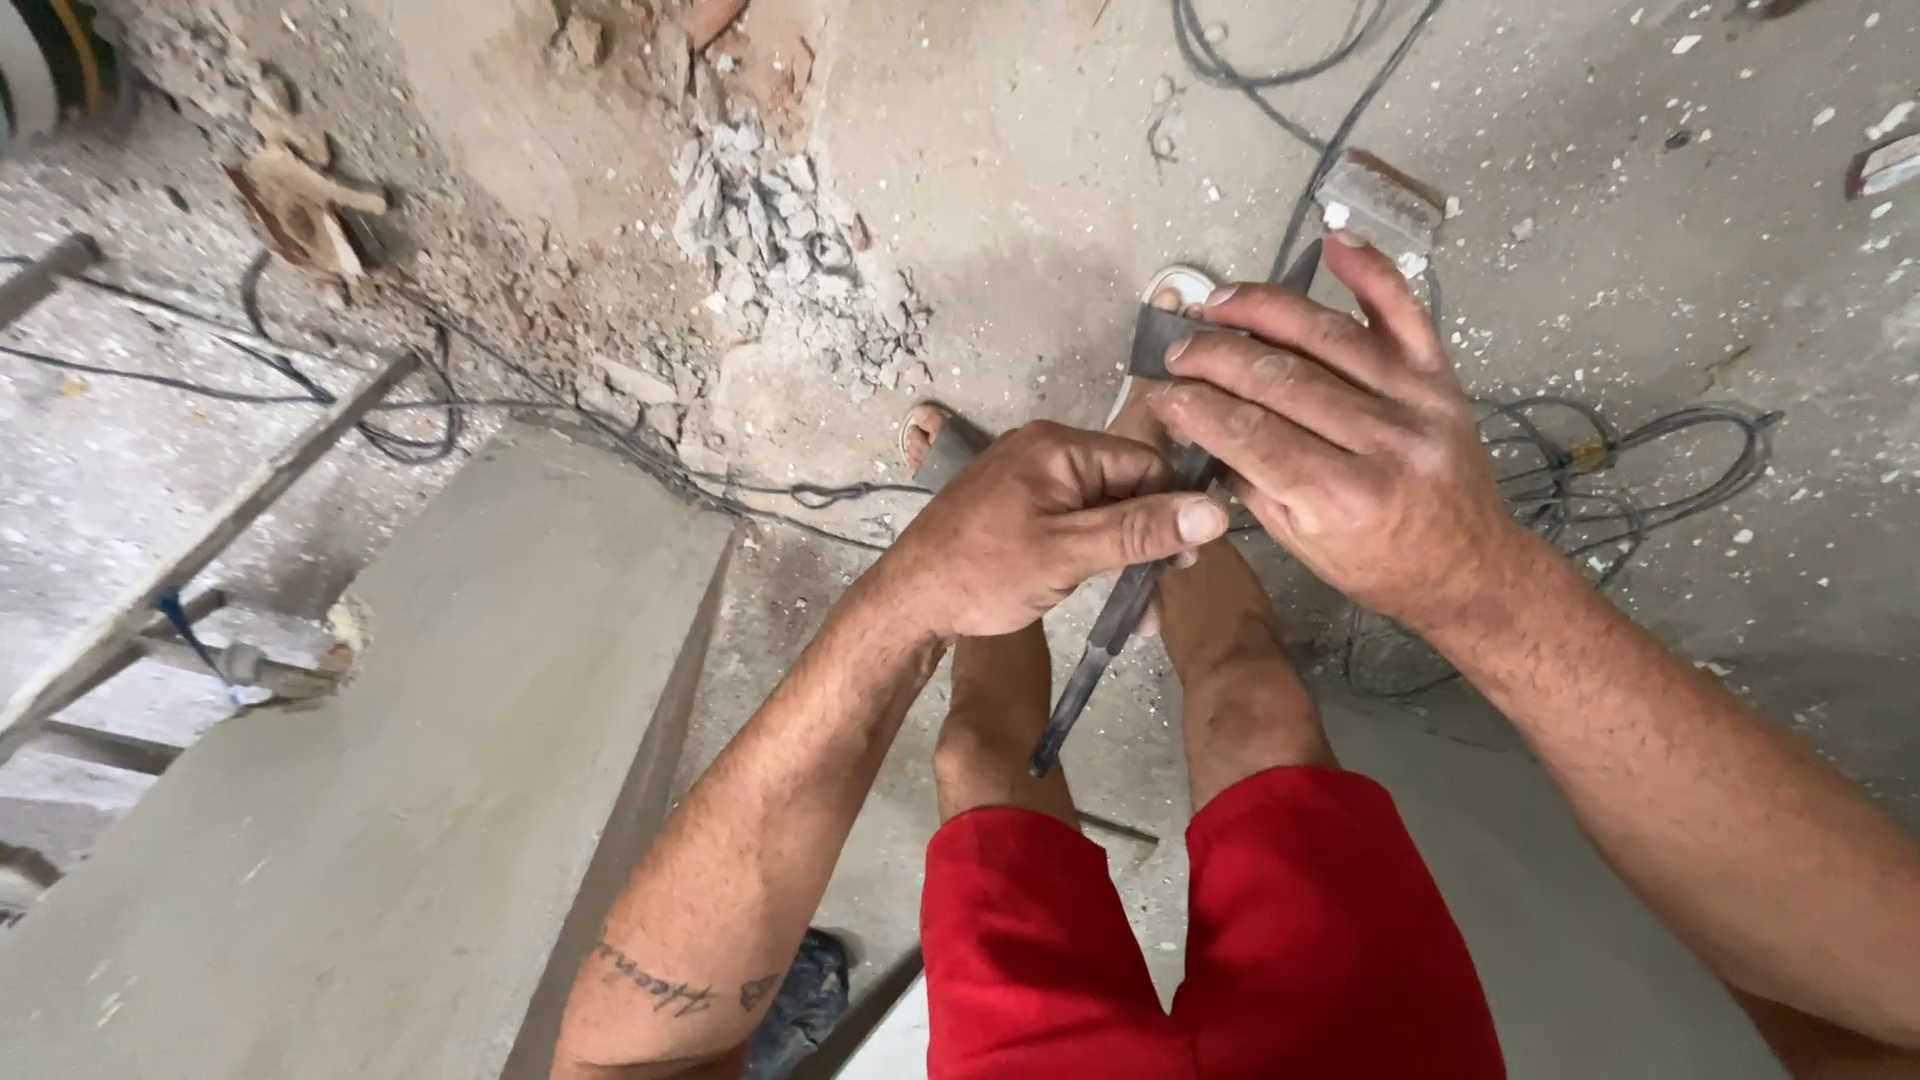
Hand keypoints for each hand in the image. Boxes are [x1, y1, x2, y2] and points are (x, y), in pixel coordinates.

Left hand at [870, 421, 1229, 640]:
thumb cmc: (981, 575)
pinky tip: (1096, 587)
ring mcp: (1026, 478)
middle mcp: (1043, 450)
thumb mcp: (1067, 554)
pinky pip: (1069, 520)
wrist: (907, 602)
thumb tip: (1214, 511)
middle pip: (1122, 487)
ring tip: (1133, 613)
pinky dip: (1088, 552)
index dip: (1170, 512)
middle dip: (1144, 542)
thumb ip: (1139, 530)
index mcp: (1057, 446)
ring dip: (1118, 555)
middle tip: (1153, 601)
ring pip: (1098, 510)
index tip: (1181, 565)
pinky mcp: (1016, 506)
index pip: (1144, 464)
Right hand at [1147, 232, 1537, 631]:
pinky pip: (1407, 312)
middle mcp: (1382, 441)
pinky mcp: (1441, 377)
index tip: (1161, 391)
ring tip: (1218, 301)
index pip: (1249, 433)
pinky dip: (1372, 272)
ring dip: (1265, 309)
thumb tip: (1196, 424)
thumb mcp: (1297, 542)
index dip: (1196, 407)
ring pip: (1329, 336)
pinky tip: (1334, 241)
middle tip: (1178, 349)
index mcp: (1340, 496)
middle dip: (1216, 356)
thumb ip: (1248, 480)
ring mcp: (1417, 400)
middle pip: (1281, 378)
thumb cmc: (1374, 564)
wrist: (1466, 565)